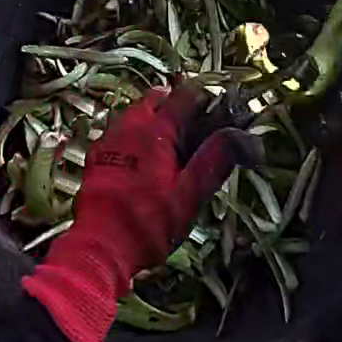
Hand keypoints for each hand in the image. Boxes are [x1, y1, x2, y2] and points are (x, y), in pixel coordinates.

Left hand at [21, 84, 259, 341]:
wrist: (99, 246)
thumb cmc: (148, 223)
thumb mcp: (189, 196)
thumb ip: (214, 161)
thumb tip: (245, 136)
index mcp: (155, 129)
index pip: (185, 95)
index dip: (205, 100)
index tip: (218, 114)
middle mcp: (129, 124)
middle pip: (157, 98)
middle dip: (176, 106)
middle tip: (193, 131)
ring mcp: (109, 137)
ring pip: (136, 113)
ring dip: (153, 119)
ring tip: (170, 148)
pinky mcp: (96, 153)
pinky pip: (119, 131)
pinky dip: (134, 135)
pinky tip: (142, 161)